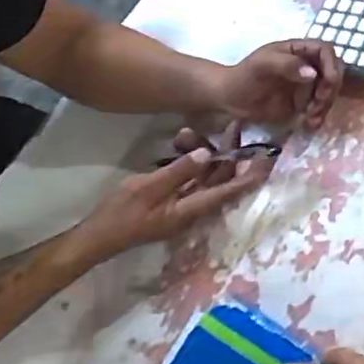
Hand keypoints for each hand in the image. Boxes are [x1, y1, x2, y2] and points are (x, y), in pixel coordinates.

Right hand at [64, 125, 271, 265]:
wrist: (92, 238)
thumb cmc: (119, 216)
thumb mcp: (146, 189)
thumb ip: (179, 171)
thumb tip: (206, 153)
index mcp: (193, 209)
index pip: (230, 190)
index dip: (252, 174)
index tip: (270, 158)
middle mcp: (195, 207)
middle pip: (221, 177)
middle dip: (229, 151)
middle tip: (235, 124)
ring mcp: (184, 202)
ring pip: (205, 173)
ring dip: (203, 152)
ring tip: (189, 130)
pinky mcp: (173, 198)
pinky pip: (190, 176)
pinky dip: (188, 160)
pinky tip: (180, 141)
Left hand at [217, 40, 342, 130]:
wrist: (230, 99)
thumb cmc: (244, 76)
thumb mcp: (262, 65)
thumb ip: (288, 65)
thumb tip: (313, 74)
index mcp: (300, 50)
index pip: (325, 50)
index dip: (331, 63)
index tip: (330, 80)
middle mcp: (308, 64)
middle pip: (333, 70)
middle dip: (331, 87)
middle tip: (320, 101)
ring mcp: (308, 84)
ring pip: (330, 90)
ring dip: (326, 103)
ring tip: (312, 117)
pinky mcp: (305, 101)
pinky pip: (320, 106)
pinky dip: (320, 114)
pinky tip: (312, 123)